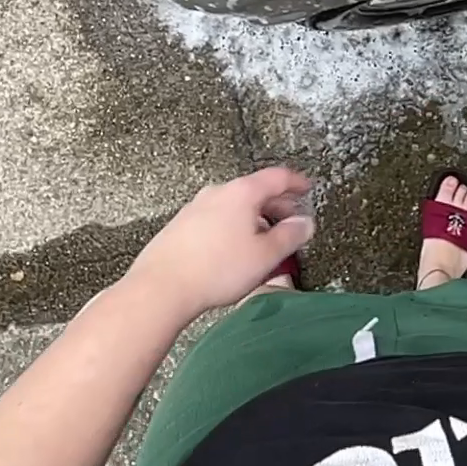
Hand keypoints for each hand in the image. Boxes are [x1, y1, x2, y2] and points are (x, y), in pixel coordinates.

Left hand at [121, 167, 314, 319]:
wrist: (160, 289)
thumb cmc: (214, 270)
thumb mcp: (265, 256)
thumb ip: (290, 236)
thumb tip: (304, 224)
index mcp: (242, 193)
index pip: (277, 177)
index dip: (296, 182)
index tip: (306, 187)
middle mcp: (218, 193)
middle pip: (255, 191)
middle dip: (277, 206)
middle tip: (291, 221)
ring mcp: (196, 208)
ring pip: (234, 206)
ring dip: (254, 219)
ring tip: (264, 243)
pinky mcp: (181, 227)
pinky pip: (216, 219)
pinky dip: (233, 228)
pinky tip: (234, 252)